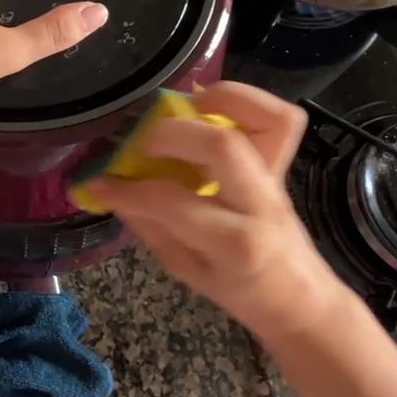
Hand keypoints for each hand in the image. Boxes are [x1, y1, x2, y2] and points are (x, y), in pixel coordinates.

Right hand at [86, 83, 351, 338]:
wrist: (298, 297)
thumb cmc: (238, 290)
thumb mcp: (184, 269)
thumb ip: (148, 224)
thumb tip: (108, 188)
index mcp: (234, 243)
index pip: (173, 203)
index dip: (127, 190)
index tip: (98, 183)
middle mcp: (261, 203)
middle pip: (223, 145)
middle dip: (170, 133)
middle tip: (143, 143)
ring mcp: (278, 178)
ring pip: (269, 119)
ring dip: (218, 99)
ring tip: (182, 108)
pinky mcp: (283, 163)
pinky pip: (279, 118)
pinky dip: (242, 101)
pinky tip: (206, 109)